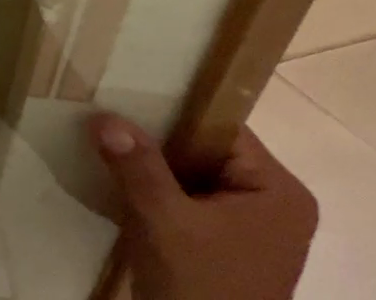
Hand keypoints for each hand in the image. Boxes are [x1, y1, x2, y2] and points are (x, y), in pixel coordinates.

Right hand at [89, 112, 316, 299]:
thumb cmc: (202, 283)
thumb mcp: (164, 221)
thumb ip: (138, 166)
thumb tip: (105, 116)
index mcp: (277, 191)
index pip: (220, 127)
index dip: (170, 108)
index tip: (118, 94)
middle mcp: (270, 200)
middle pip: (201, 146)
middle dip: (149, 136)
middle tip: (99, 116)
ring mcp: (246, 221)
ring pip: (185, 169)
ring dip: (144, 161)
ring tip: (98, 140)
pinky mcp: (219, 237)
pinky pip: (180, 193)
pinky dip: (148, 185)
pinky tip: (112, 176)